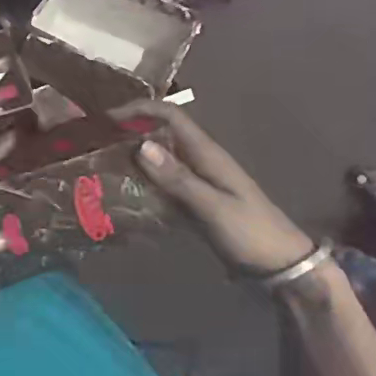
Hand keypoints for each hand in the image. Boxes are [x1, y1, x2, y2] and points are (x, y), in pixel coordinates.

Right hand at [118, 101, 316, 275]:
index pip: (171, 116)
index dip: (140, 109)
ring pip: (160, 160)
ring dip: (133, 159)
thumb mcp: (213, 206)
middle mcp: (200, 162)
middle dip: (131, 132)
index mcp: (208, 154)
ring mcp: (198, 183)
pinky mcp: (194, 204)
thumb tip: (140, 145)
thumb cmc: (251, 233)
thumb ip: (179, 178)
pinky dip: (143, 184)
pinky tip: (122, 195)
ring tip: (99, 166)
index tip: (107, 118)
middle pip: (162, 134)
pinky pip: (163, 186)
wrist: (280, 266)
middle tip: (95, 144)